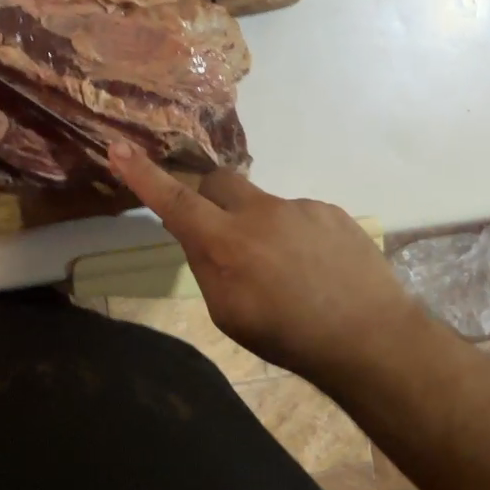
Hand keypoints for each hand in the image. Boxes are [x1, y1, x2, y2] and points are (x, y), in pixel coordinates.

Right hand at [107, 140, 422, 373]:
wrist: (372, 340)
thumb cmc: (288, 337)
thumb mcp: (228, 313)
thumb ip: (205, 264)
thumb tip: (193, 230)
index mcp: (227, 244)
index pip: (174, 201)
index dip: (143, 176)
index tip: (118, 148)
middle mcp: (260, 213)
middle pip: (218, 181)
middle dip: (210, 198)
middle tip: (222, 233)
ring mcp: (300, 208)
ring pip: (261, 205)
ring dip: (260, 228)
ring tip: (288, 272)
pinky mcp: (331, 211)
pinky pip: (298, 215)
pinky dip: (295, 236)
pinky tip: (315, 268)